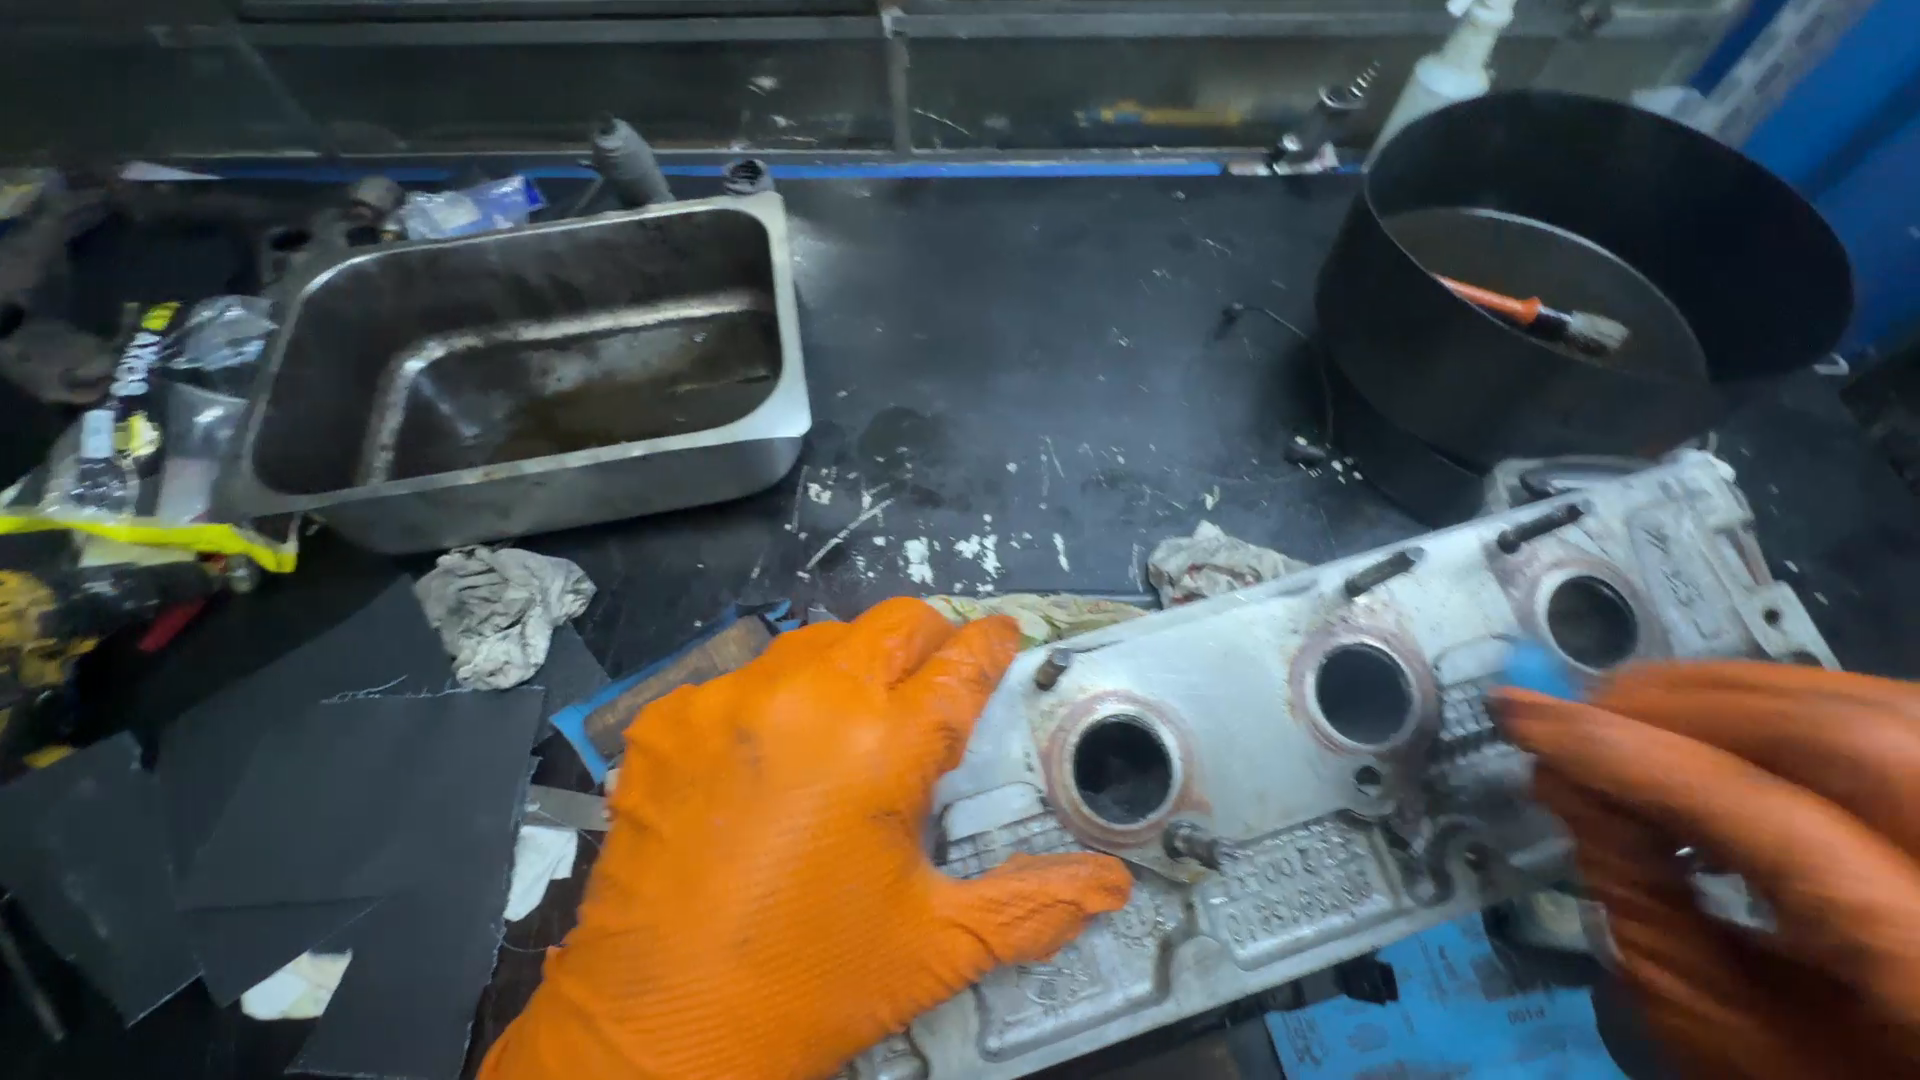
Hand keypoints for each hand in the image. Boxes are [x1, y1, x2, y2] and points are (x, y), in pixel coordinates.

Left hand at [480, 599, 1132, 1079]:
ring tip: (853, 724)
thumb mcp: (934, 944)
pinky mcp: (669, 720)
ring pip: (816, 641)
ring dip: (851, 667)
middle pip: (893, 622)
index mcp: (881, 747)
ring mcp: (728, 702)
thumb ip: (1033, 903)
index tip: (1000, 637)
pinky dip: (772, 704)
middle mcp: (805, 702)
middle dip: (930, 638)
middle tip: (937, 677)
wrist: (652, 1030)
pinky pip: (741, 680)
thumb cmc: (802, 986)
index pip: (960, 663)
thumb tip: (1109, 886)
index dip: (990, 644)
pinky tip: (771, 762)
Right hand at [1494, 661, 1919, 1077]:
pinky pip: (1880, 720)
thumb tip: (1566, 780)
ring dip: (1718, 697)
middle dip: (1677, 705)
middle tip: (1571, 713)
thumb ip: (1637, 896)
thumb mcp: (1715, 1021)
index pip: (1770, 818)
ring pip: (1869, 708)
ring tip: (1621, 717)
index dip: (1627, 754)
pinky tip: (1700, 734)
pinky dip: (1771, 710)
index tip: (1521, 716)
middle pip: (1844, 735)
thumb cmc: (1814, 1078)